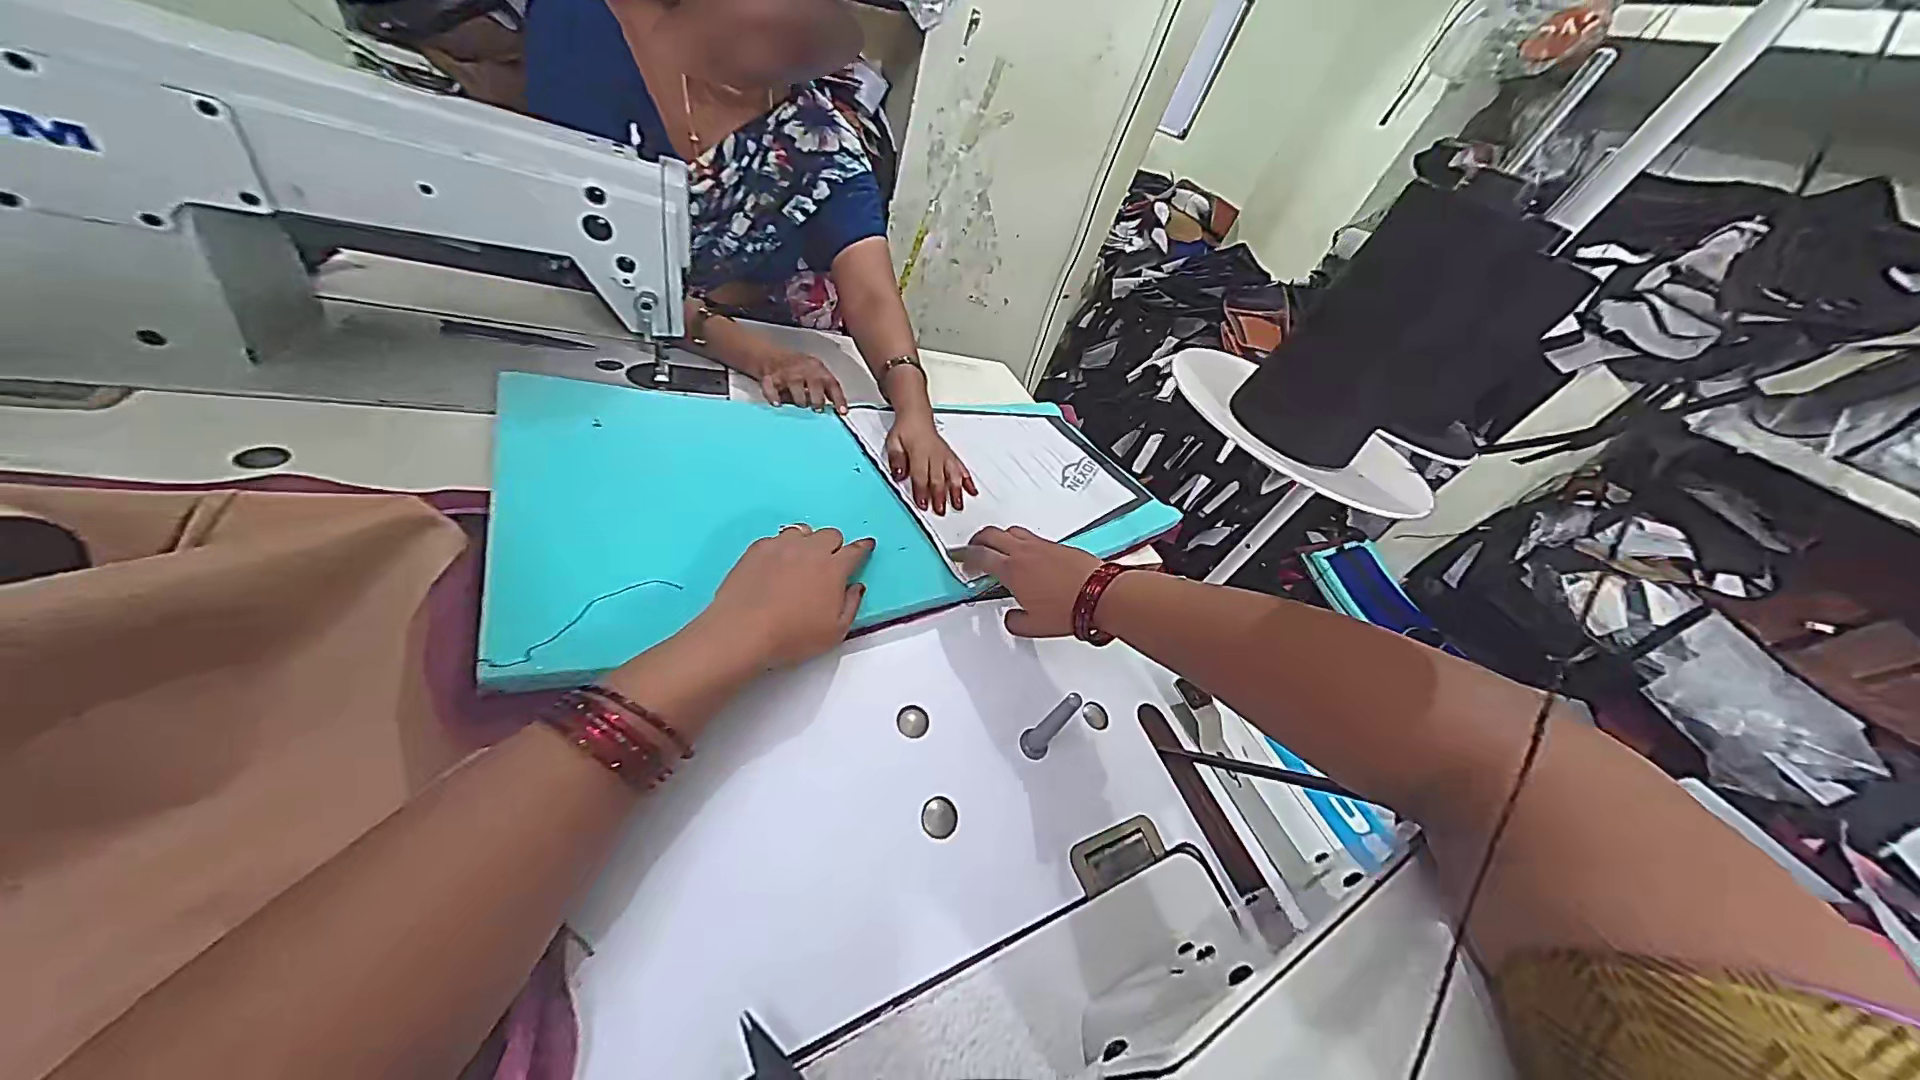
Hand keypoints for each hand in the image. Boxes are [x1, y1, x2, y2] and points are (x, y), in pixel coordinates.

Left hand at [698, 525, 873, 669]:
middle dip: (835, 545)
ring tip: (803, 558)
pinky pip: (776, 538)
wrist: (742, 632)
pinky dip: (782, 547)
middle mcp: (810, 549)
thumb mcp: (835, 632)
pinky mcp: (757, 549)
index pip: (856, 550)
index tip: (865, 546)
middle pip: (830, 534)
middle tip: (831, 561)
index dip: (863, 548)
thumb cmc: (792, 636)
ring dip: (808, 541)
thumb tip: (856, 587)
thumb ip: (852, 605)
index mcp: (834, 568)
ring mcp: (781, 546)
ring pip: (802, 531)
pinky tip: (777, 563)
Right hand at [755, 348, 847, 412]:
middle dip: (817, 400)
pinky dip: (774, 397)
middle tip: (818, 409)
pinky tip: (778, 404)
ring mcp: (787, 373)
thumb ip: (826, 391)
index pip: (832, 384)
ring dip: (799, 400)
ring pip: (795, 386)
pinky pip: (771, 388)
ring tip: (801, 405)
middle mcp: (804, 370)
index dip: (839, 399)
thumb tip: (838, 411)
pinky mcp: (771, 377)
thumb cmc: (801, 371)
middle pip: (815, 385)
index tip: (842, 412)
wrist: (774, 357)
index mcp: (819, 370)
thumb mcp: (817, 375)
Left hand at [884, 413, 976, 514]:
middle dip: (940, 495)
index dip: (921, 491)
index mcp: (919, 452)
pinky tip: (972, 491)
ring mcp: (945, 456)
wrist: (916, 417)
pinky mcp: (951, 456)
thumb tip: (898, 474)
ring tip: (958, 505)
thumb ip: (896, 459)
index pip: (920, 475)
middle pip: (938, 478)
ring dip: (956, 491)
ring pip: (953, 474)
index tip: (922, 504)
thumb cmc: (905, 431)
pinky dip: (968, 480)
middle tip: (940, 510)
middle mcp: (934, 454)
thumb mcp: (893, 442)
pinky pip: (962, 468)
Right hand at [958, 526, 1101, 637]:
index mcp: (1012, 570)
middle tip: (973, 549)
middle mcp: (1024, 552)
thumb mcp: (1033, 626)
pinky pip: (1031, 536)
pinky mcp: (1057, 545)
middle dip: (977, 541)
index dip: (965, 557)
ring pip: (1011, 531)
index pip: (979, 556)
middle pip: (991, 535)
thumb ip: (1015, 621)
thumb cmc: (1070, 607)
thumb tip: (1011, 617)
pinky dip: (1020, 541)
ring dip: (998, 537)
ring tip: (997, 547)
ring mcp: (1041, 546)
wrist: (1101, 595)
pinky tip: (1025, 553)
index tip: (960, 558)